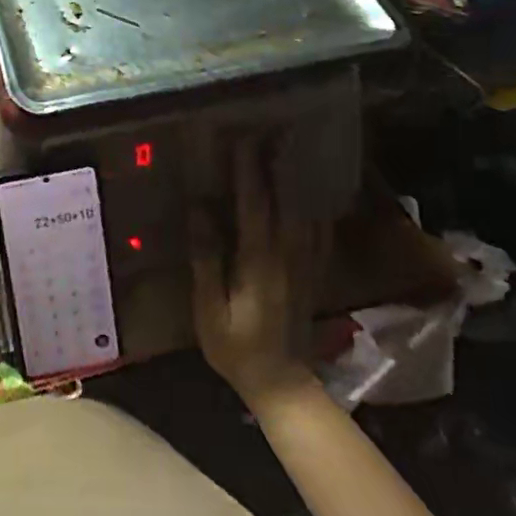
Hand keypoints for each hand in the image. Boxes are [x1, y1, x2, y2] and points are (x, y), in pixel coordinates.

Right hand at [190, 134, 328, 404]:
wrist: (281, 383)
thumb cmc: (235, 345)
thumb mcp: (209, 305)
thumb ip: (206, 256)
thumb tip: (198, 209)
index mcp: (259, 261)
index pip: (255, 206)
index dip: (248, 171)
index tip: (242, 140)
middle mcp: (288, 256)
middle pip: (286, 202)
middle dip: (277, 165)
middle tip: (271, 132)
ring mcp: (305, 265)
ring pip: (305, 213)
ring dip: (297, 181)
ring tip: (291, 153)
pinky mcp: (312, 275)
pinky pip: (317, 233)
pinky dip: (315, 208)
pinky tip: (312, 196)